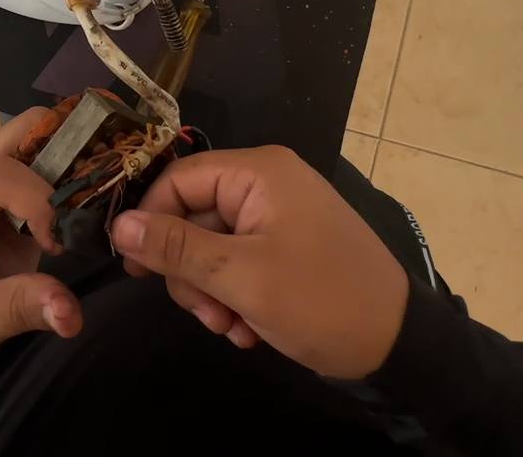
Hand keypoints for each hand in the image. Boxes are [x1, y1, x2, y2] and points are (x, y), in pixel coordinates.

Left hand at [0, 107, 82, 371]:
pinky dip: (77, 170)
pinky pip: (51, 164)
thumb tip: (71, 312)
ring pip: (40, 138)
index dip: (35, 200)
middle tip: (97, 179)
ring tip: (102, 185)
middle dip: (62, 146)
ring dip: (73, 153)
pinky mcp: (21, 195)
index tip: (56, 241)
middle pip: (21, 132)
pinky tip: (98, 196)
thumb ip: (22, 309)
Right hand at [108, 146, 408, 378]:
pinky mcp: (286, 245)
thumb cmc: (321, 301)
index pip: (179, 180)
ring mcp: (278, 214)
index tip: (136, 268)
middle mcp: (265, 183)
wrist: (405, 351)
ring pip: (212, 244)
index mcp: (258, 172)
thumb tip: (117, 226)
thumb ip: (176, 248)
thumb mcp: (242, 277)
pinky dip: (234, 294)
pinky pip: (238, 259)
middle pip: (193, 215)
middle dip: (191, 270)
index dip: (151, 221)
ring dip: (211, 290)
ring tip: (230, 327)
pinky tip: (248, 328)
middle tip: (205, 313)